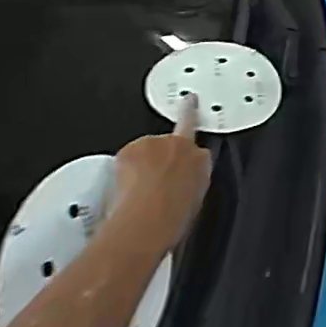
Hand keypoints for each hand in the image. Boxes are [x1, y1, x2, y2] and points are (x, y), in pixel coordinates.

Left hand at [109, 95, 211, 249]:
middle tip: (152, 178)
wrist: (145, 224)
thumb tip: (182, 185)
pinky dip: (125, 168)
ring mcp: (156, 143)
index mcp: (201, 160)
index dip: (191, 120)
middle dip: (161, 154)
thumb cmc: (169, 222)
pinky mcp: (133, 148)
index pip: (199, 137)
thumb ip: (192, 182)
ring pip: (146, 149)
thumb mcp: (193, 203)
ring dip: (142, 163)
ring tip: (136, 191)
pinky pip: (128, 155)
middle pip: (170, 140)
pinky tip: (125, 188)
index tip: (189, 102)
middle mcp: (181, 145)